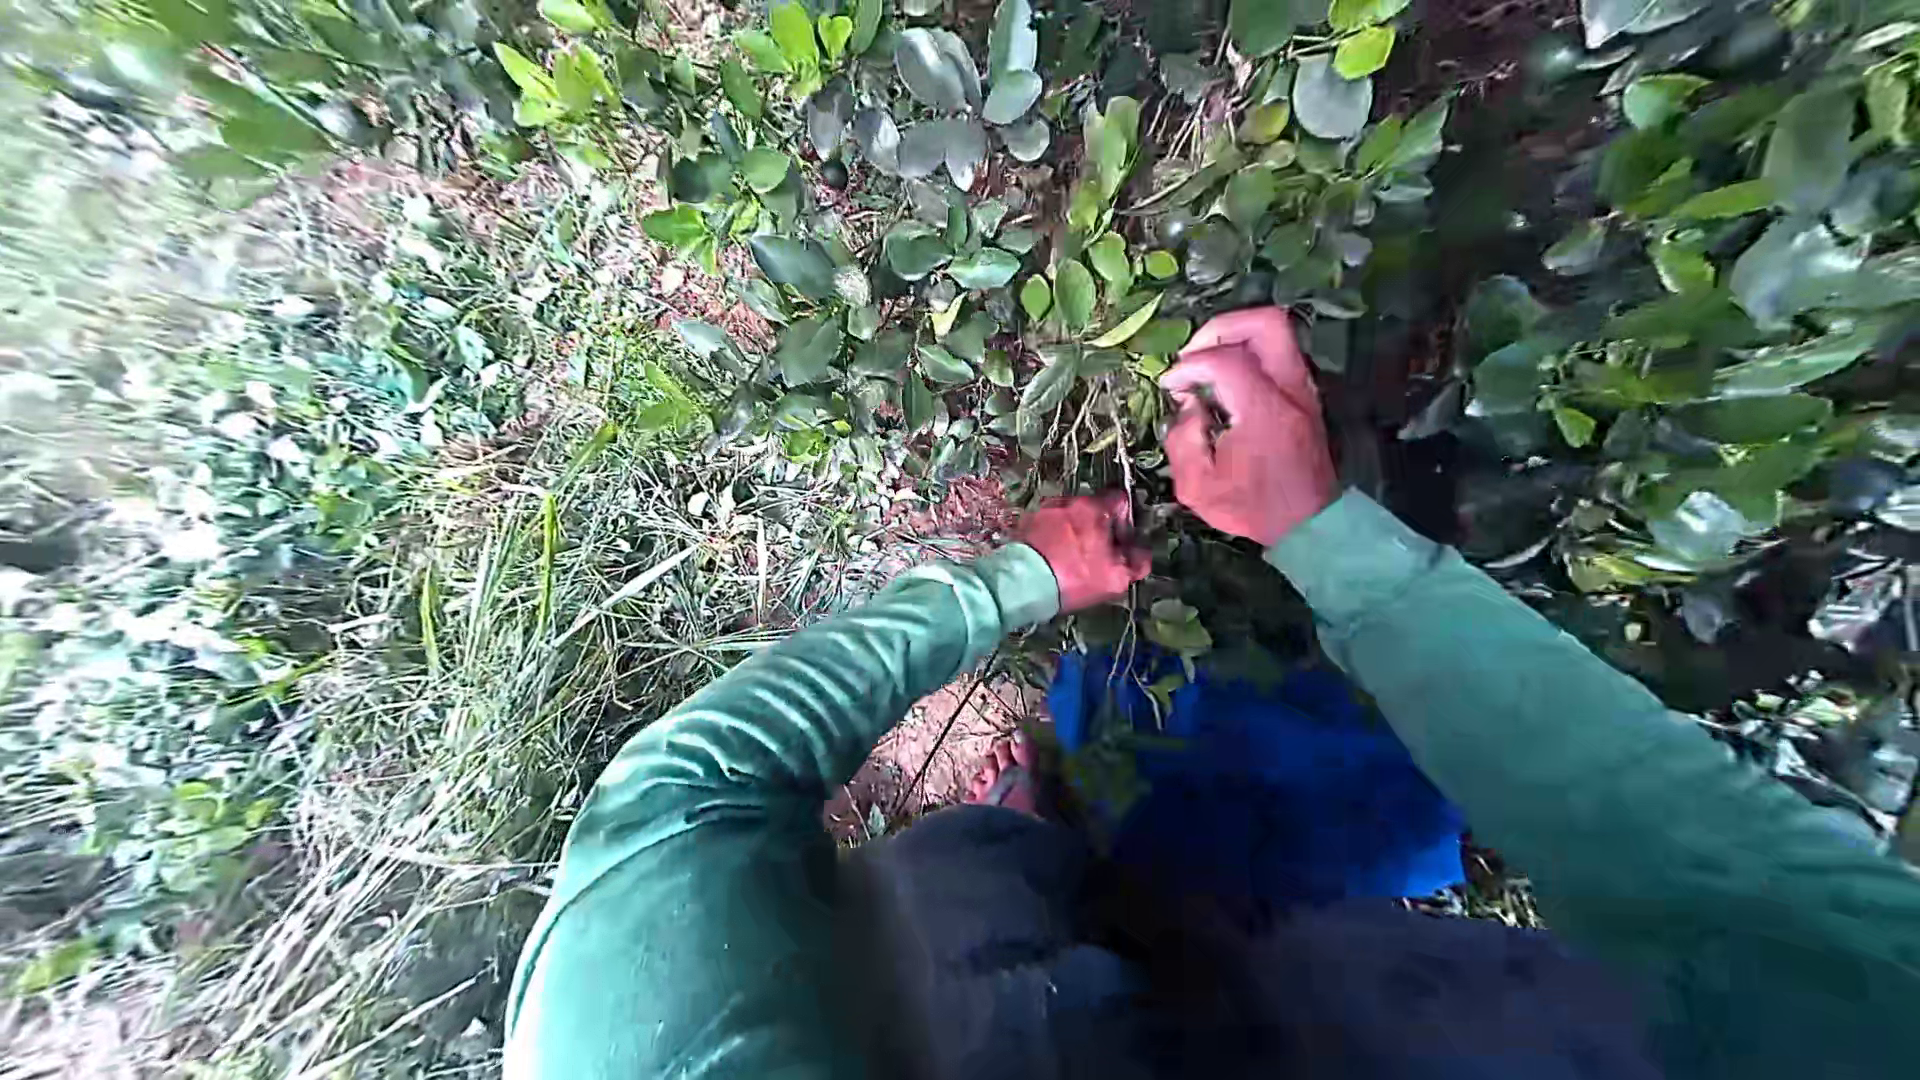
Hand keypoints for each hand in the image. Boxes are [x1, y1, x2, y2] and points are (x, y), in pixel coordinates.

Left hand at [1017, 492, 1150, 611]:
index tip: (1123, 539)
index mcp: (1093, 508)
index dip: (1126, 520)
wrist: (1023, 586)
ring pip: (1069, 517)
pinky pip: (1049, 527)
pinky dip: (1054, 538)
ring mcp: (1044, 511)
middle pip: (1093, 509)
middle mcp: (1067, 502)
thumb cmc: (1072, 579)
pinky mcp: (1026, 524)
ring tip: (1073, 560)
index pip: (1120, 499)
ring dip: (1075, 533)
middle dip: (1099, 528)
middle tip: (1099, 555)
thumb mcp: (1116, 578)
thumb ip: (1136, 562)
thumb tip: (1141, 555)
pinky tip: (1055, 559)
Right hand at [1159, 307, 1336, 546]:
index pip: (1225, 359)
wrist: (1306, 523)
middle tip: (1191, 355)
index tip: (1169, 386)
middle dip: (1219, 328)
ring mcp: (1303, 389)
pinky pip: (1277, 352)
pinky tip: (1223, 381)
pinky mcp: (1304, 394)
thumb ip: (1182, 439)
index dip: (1188, 365)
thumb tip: (1188, 405)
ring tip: (1204, 366)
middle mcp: (1291, 390)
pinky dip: (1246, 354)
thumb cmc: (1250, 508)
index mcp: (1264, 412)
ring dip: (1233, 338)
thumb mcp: (1197, 486)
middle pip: (1264, 323)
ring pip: (1275, 332)